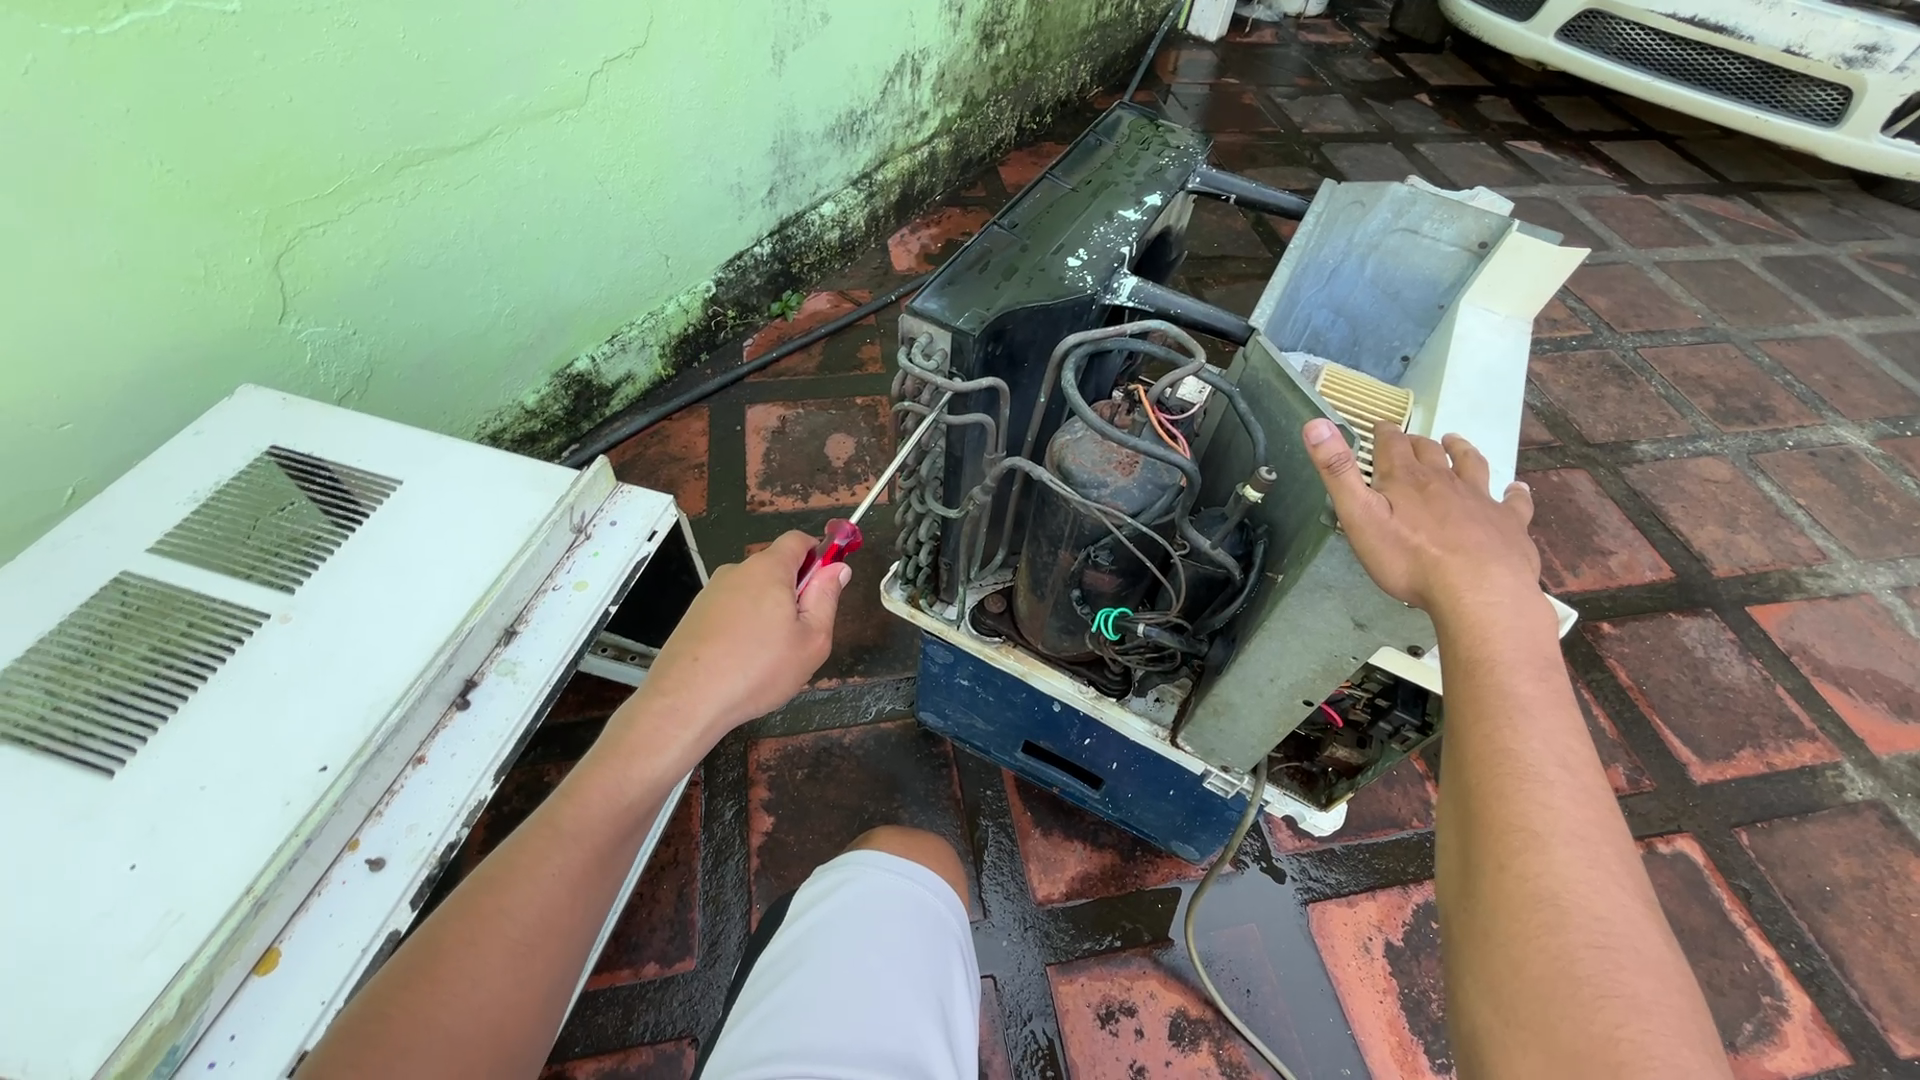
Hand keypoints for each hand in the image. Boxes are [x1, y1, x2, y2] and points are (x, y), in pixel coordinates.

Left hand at [637, 531, 848, 731]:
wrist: (686, 700)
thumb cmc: (758, 669)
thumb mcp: (811, 640)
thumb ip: (827, 598)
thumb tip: (838, 568)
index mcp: (768, 569)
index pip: (797, 540)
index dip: (819, 555)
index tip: (825, 586)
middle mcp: (736, 571)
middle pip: (774, 568)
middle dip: (793, 592)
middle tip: (800, 635)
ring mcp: (711, 593)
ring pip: (753, 592)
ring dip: (768, 613)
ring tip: (769, 656)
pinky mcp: (695, 615)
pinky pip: (731, 611)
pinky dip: (743, 628)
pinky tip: (742, 662)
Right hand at [1303, 418, 1539, 613]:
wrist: (1477, 589)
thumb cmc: (1407, 557)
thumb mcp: (1358, 515)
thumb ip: (1337, 471)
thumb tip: (1315, 423)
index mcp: (1404, 479)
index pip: (1392, 444)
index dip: (1384, 432)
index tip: (1379, 425)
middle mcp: (1443, 481)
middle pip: (1429, 452)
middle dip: (1417, 443)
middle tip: (1409, 440)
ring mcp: (1480, 500)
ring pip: (1471, 465)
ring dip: (1462, 451)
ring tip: (1456, 442)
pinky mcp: (1508, 523)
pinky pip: (1514, 502)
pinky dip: (1514, 492)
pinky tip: (1517, 489)